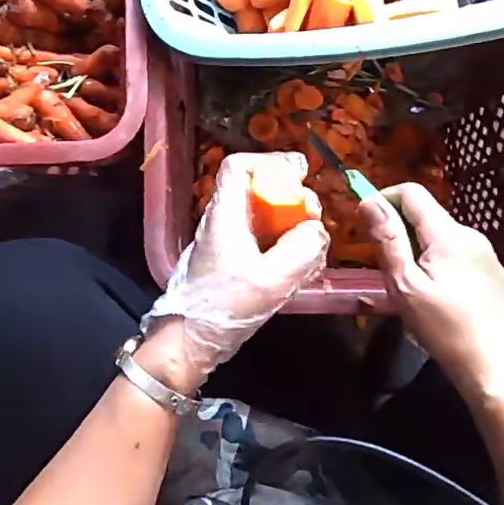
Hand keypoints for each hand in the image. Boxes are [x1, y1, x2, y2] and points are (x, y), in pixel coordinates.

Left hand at [141, 152, 329, 387]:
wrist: (187, 342)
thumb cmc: (223, 307)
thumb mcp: (270, 280)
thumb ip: (300, 250)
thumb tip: (316, 229)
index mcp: (225, 214)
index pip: (238, 166)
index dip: (270, 162)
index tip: (300, 174)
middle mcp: (225, 221)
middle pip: (259, 190)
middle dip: (291, 199)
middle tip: (313, 221)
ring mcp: (229, 242)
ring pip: (265, 218)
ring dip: (292, 227)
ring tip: (313, 249)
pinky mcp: (234, 262)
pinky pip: (264, 242)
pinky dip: (286, 247)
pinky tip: (303, 269)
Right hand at [360, 183, 503, 400]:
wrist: (493, 367)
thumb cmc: (443, 328)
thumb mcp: (404, 284)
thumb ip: (387, 239)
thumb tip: (368, 201)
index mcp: (449, 234)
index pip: (411, 192)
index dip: (383, 199)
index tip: (365, 225)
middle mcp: (470, 234)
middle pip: (424, 212)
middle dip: (396, 227)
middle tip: (381, 262)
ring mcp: (483, 251)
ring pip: (436, 232)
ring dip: (413, 245)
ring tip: (404, 281)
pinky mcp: (488, 269)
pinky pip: (452, 249)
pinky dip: (432, 257)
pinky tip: (430, 290)